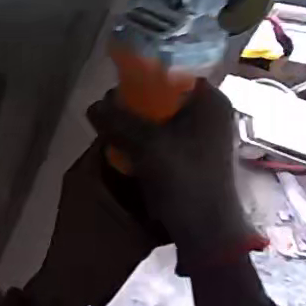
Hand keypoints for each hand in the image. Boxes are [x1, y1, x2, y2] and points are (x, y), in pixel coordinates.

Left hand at [22, 142, 163, 305]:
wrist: (68, 289)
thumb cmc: (99, 256)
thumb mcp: (138, 232)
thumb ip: (162, 209)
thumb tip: (190, 191)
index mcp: (88, 170)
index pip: (115, 131)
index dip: (142, 126)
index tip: (170, 127)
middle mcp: (83, 173)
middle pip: (118, 149)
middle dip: (145, 150)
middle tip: (178, 149)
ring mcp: (83, 189)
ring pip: (116, 169)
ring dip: (139, 171)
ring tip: (173, 169)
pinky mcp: (88, 206)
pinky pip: (112, 186)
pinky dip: (131, 188)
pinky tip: (158, 194)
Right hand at [86, 80, 263, 275]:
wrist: (208, 234)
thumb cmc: (184, 181)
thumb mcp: (146, 145)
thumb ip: (117, 120)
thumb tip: (93, 106)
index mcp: (210, 100)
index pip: (173, 71)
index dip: (143, 75)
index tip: (117, 86)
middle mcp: (212, 113)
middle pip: (166, 95)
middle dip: (136, 103)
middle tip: (112, 113)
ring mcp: (206, 137)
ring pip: (164, 119)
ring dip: (139, 125)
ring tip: (116, 133)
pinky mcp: (197, 158)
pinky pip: (167, 138)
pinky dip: (148, 141)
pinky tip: (129, 152)